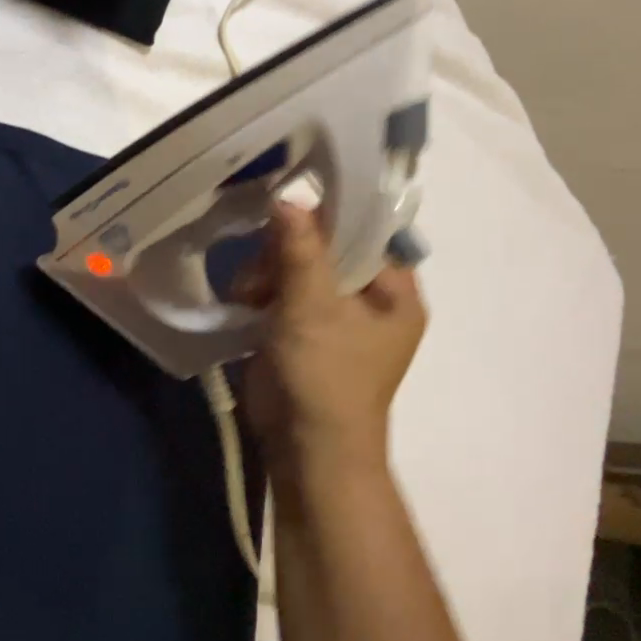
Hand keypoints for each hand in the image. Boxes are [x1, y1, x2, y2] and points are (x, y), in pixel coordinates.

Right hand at [237, 202, 426, 470]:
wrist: (306, 445)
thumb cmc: (325, 375)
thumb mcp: (312, 307)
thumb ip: (300, 250)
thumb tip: (289, 195)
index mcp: (395, 295)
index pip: (367, 234)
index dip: (330, 217)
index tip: (288, 208)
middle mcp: (368, 302)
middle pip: (323, 249)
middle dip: (284, 255)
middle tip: (263, 272)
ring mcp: (331, 319)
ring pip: (292, 270)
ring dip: (263, 276)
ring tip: (249, 297)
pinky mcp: (297, 332)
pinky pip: (276, 294)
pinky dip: (257, 295)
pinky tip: (244, 305)